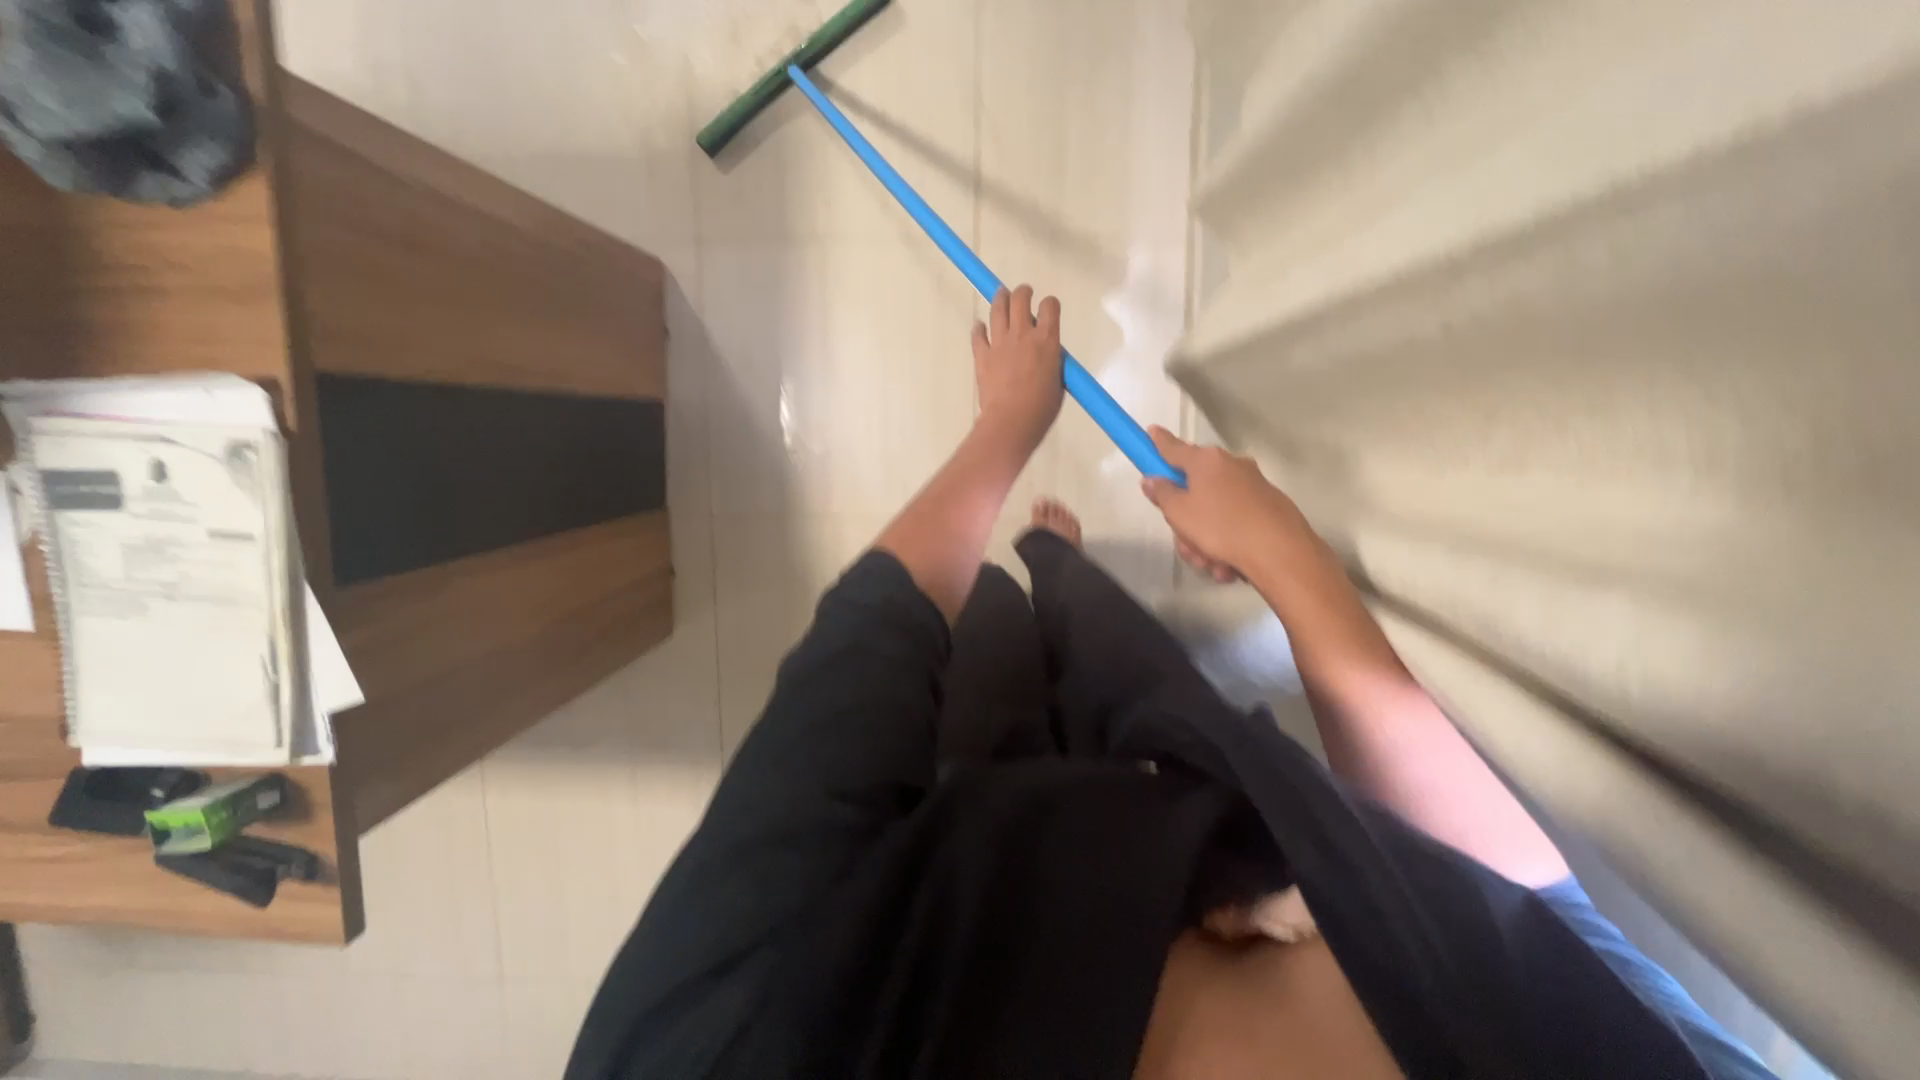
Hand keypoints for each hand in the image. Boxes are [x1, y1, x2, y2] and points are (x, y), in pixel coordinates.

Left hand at [972, 285, 1063, 455]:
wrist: (1011, 421)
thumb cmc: (1042, 408)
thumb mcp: (1059, 381)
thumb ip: (1053, 362)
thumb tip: (1048, 356)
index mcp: (1047, 340)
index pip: (1050, 307)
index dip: (1050, 305)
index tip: (1048, 308)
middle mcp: (1023, 334)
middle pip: (1020, 299)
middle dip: (1023, 292)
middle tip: (1024, 293)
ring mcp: (1000, 343)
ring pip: (998, 309)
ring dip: (1001, 298)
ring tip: (1002, 295)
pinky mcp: (982, 355)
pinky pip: (978, 334)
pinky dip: (979, 328)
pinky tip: (980, 327)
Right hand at [1139, 426, 1311, 578]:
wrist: (1280, 551)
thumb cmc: (1221, 527)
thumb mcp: (1179, 513)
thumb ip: (1162, 494)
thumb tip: (1152, 478)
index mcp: (1206, 461)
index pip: (1173, 448)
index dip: (1158, 443)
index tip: (1151, 431)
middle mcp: (1230, 465)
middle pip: (1194, 488)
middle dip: (1185, 520)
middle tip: (1185, 541)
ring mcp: (1252, 484)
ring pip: (1214, 511)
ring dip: (1205, 539)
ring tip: (1209, 562)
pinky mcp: (1267, 506)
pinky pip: (1235, 522)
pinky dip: (1227, 542)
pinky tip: (1228, 565)